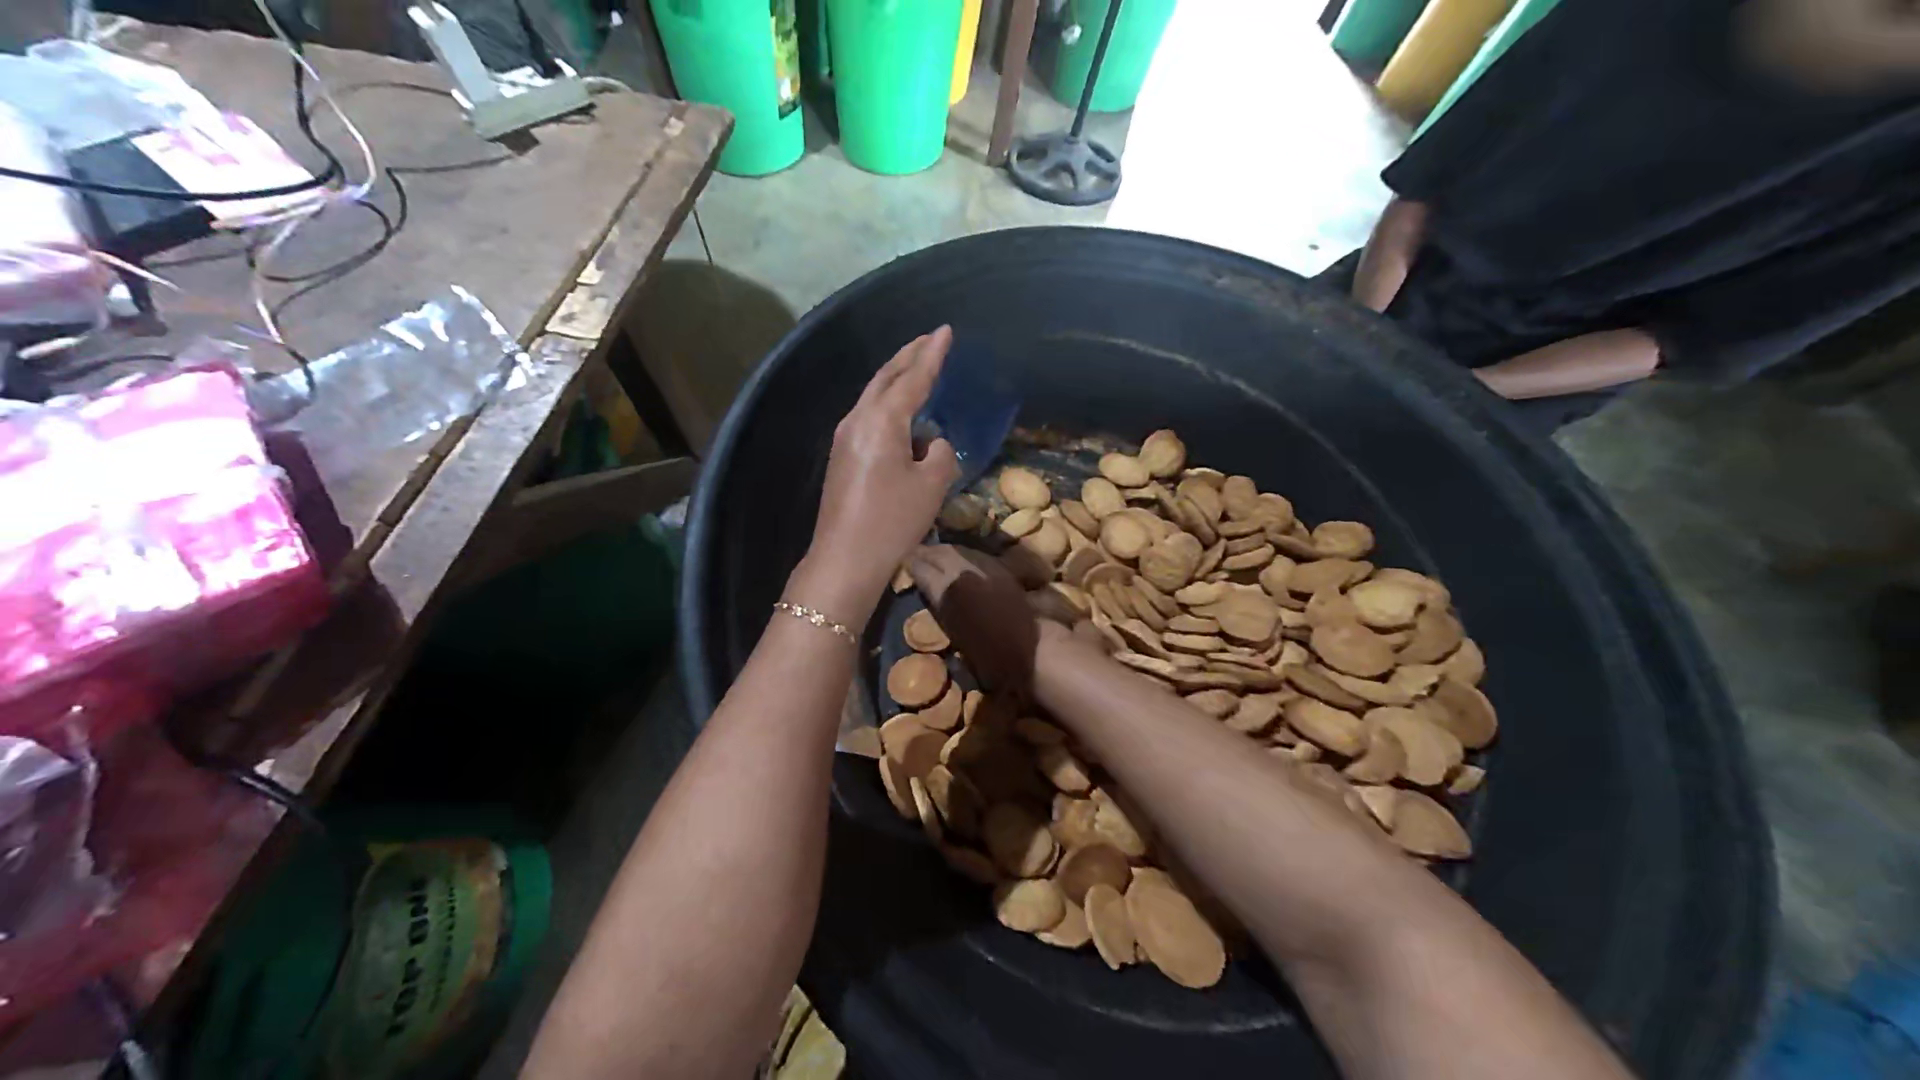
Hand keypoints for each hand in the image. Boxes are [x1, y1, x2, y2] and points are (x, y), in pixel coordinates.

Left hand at [793, 328, 960, 623]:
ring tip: (918, 369)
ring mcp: (845, 439)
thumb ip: (940, 453)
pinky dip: (889, 405)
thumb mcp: (932, 485)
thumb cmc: (892, 520)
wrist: (845, 558)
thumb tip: (931, 443)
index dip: (932, 354)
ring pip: (874, 396)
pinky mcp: (842, 458)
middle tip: (930, 339)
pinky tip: (903, 414)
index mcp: (882, 420)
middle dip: (909, 356)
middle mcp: (858, 420)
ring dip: (897, 379)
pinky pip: (869, 417)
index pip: (912, 378)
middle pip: (885, 378)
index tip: (946, 331)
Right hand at [908, 544, 1044, 703]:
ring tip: (933, 555)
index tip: (902, 563)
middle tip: (914, 556)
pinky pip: (974, 554)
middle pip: (939, 553)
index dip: (910, 564)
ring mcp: (984, 566)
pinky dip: (961, 554)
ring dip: (942, 551)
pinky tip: (959, 560)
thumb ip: (939, 603)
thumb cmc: (988, 653)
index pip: (922, 567)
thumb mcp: (953, 631)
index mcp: (948, 588)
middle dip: (924, 553)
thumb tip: (928, 587)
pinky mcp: (999, 568)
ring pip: (956, 549)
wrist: (1029, 648)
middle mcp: (964, 571)